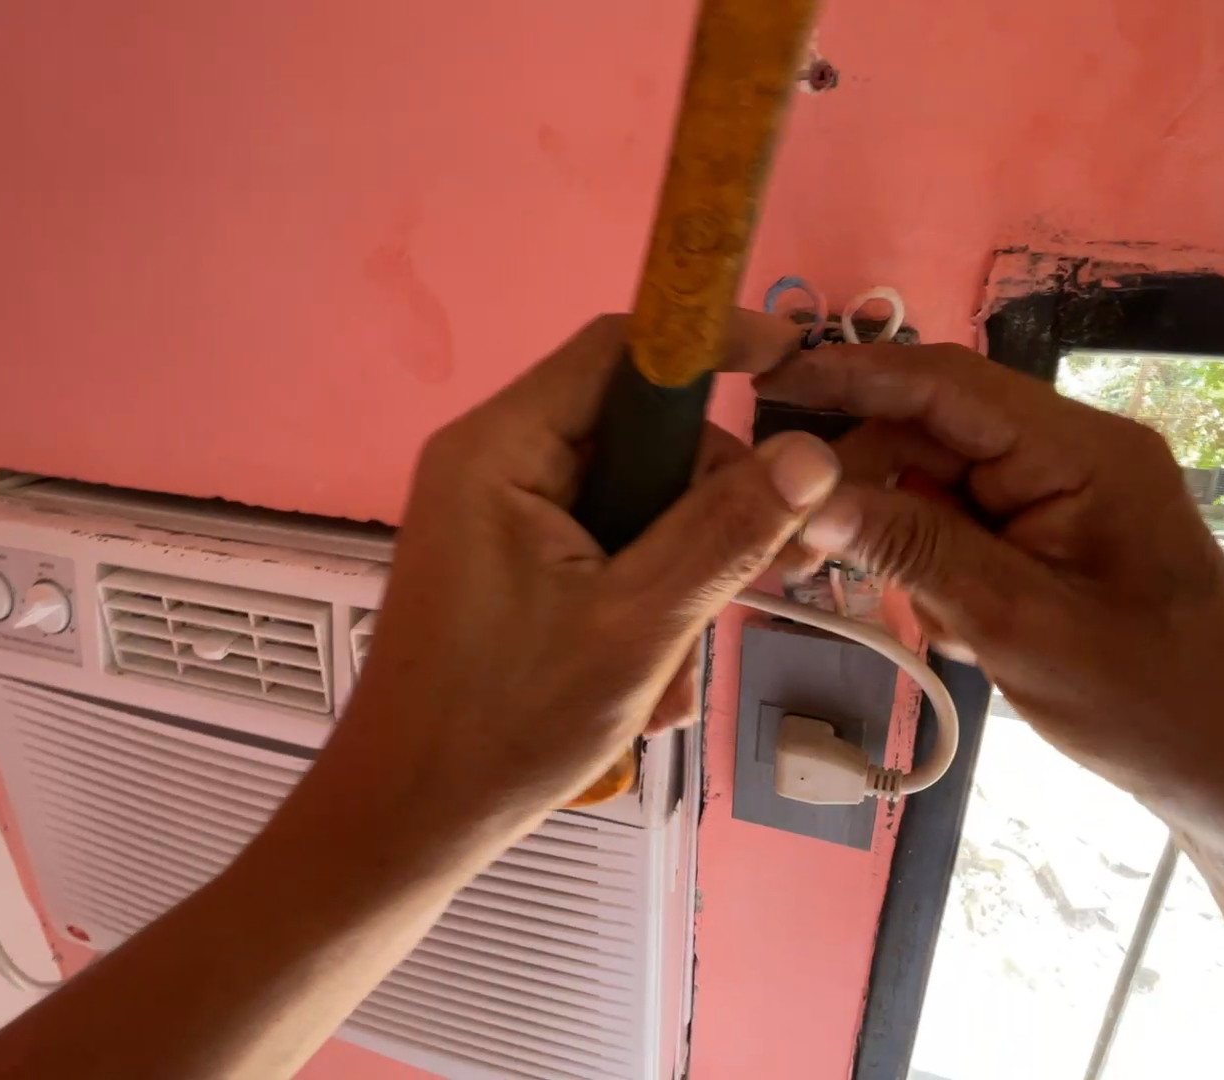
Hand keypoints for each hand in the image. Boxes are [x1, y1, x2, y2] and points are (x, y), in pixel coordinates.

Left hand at [321, 313, 841, 833]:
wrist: (412, 822)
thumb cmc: (506, 724)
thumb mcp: (635, 625)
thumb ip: (724, 532)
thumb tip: (811, 456)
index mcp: (502, 448)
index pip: (619, 351)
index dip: (710, 345)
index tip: (790, 366)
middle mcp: (496, 464)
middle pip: (636, 434)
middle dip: (702, 500)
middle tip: (752, 570)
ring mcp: (504, 517)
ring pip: (631, 500)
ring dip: (676, 566)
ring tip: (674, 655)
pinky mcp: (515, 563)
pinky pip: (606, 545)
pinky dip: (643, 593)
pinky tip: (646, 667)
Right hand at [755, 343, 1223, 817]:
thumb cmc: (1150, 702)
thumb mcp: (1016, 623)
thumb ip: (913, 549)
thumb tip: (810, 496)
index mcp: (1079, 451)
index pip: (944, 385)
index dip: (850, 375)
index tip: (767, 383)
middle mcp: (1064, 454)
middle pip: (927, 438)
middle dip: (857, 487)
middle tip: (794, 552)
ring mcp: (1054, 495)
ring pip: (932, 487)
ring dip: (891, 539)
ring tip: (887, 608)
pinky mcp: (1042, 535)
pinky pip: (956, 528)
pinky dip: (926, 568)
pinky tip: (946, 627)